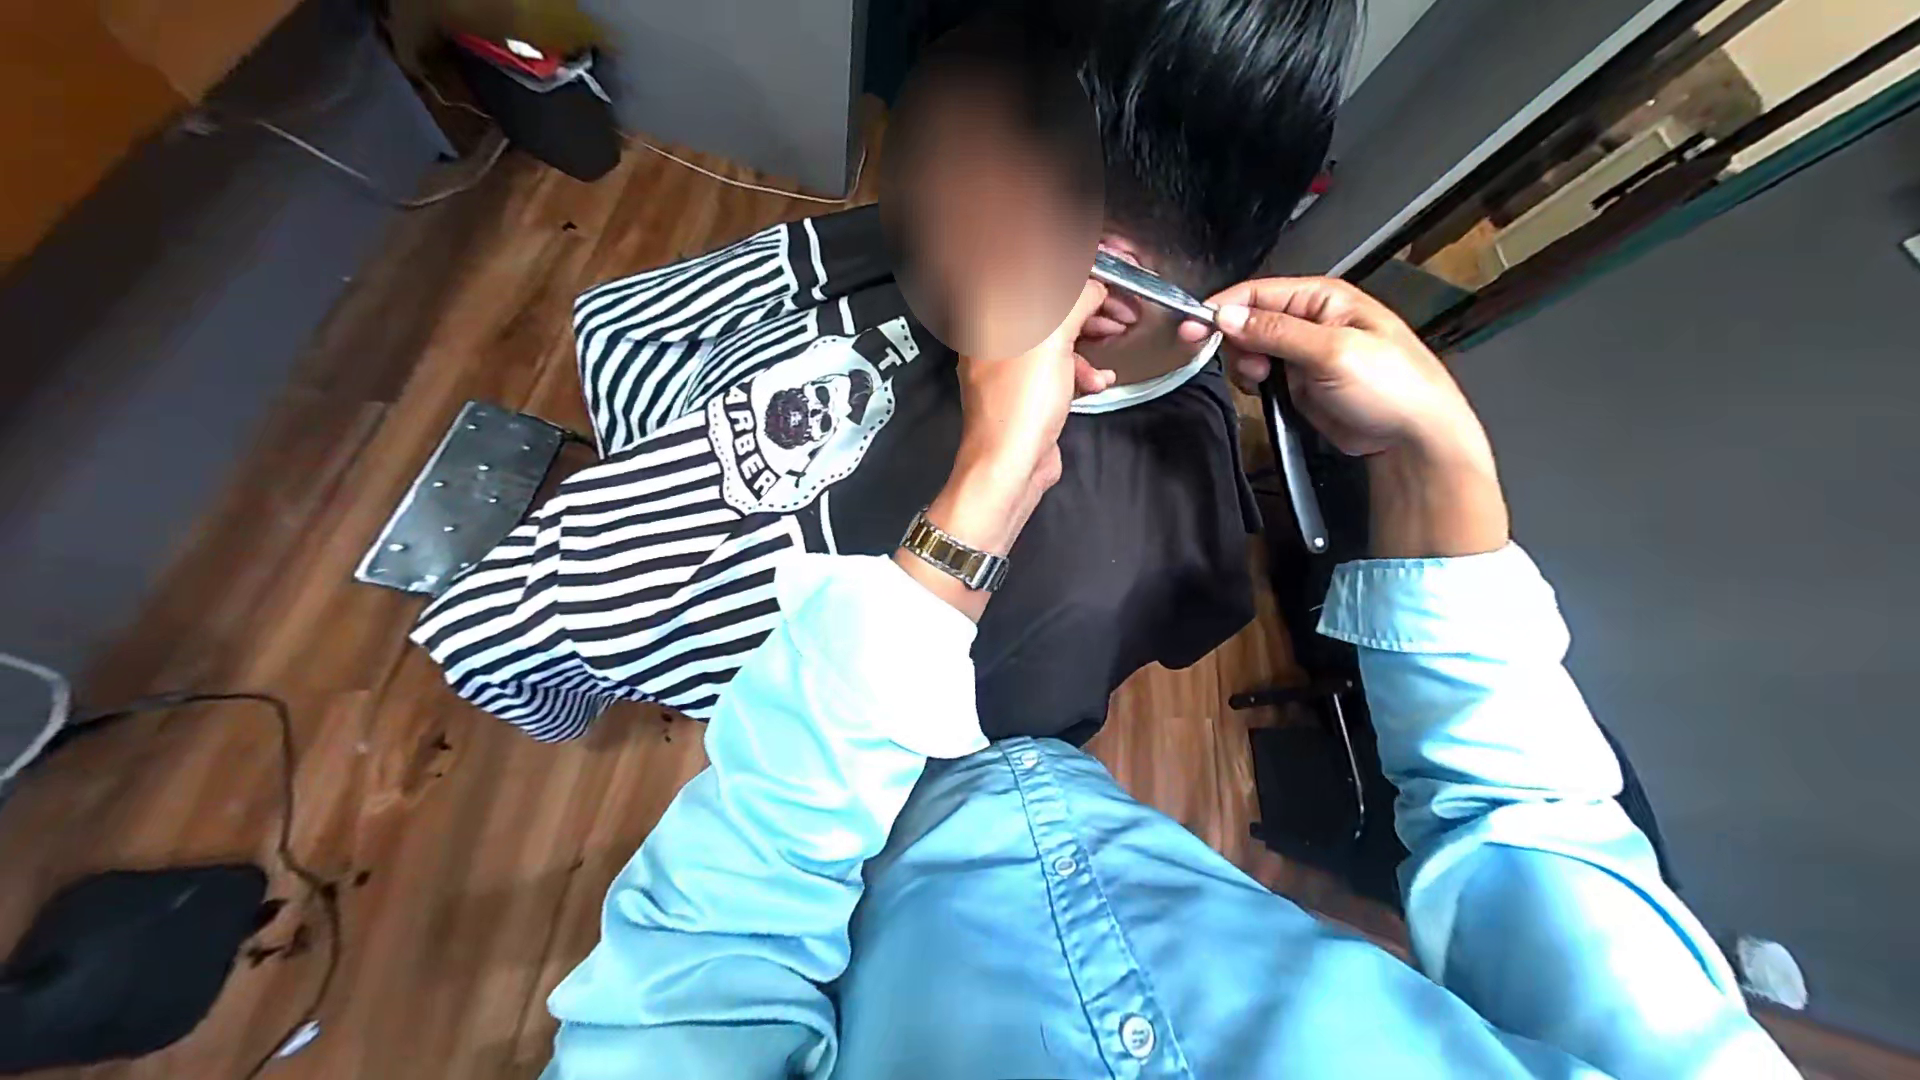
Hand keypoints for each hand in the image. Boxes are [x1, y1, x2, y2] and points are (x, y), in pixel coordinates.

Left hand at [899, 279, 1109, 617]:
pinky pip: (1055, 370)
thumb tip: (1091, 285)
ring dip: (1089, 336)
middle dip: (1088, 304)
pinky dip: (1079, 369)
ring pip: (1054, 338)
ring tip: (1116, 337)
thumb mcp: (1052, 339)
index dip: (1076, 272)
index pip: (1036, 279)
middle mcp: (995, 340)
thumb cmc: (1020, 405)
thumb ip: (1074, 300)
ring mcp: (1009, 370)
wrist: (1010, 466)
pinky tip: (1098, 379)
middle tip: (1121, 306)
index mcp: (992, 319)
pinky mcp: (1025, 395)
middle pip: (1047, 307)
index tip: (1108, 274)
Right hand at [1179, 277, 1478, 457]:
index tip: (1191, 330)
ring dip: (1245, 368)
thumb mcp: (1332, 353)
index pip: (1256, 293)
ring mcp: (1300, 352)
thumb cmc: (1392, 387)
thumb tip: (1229, 315)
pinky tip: (1269, 393)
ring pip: (1247, 350)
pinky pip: (1257, 376)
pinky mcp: (1294, 380)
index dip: (1220, 310)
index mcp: (1322, 299)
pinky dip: (1253, 385)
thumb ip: (1275, 332)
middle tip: (1252, 368)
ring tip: (1267, 383)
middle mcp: (1308, 320)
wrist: (1409, 437)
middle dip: (1236, 344)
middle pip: (1245, 321)